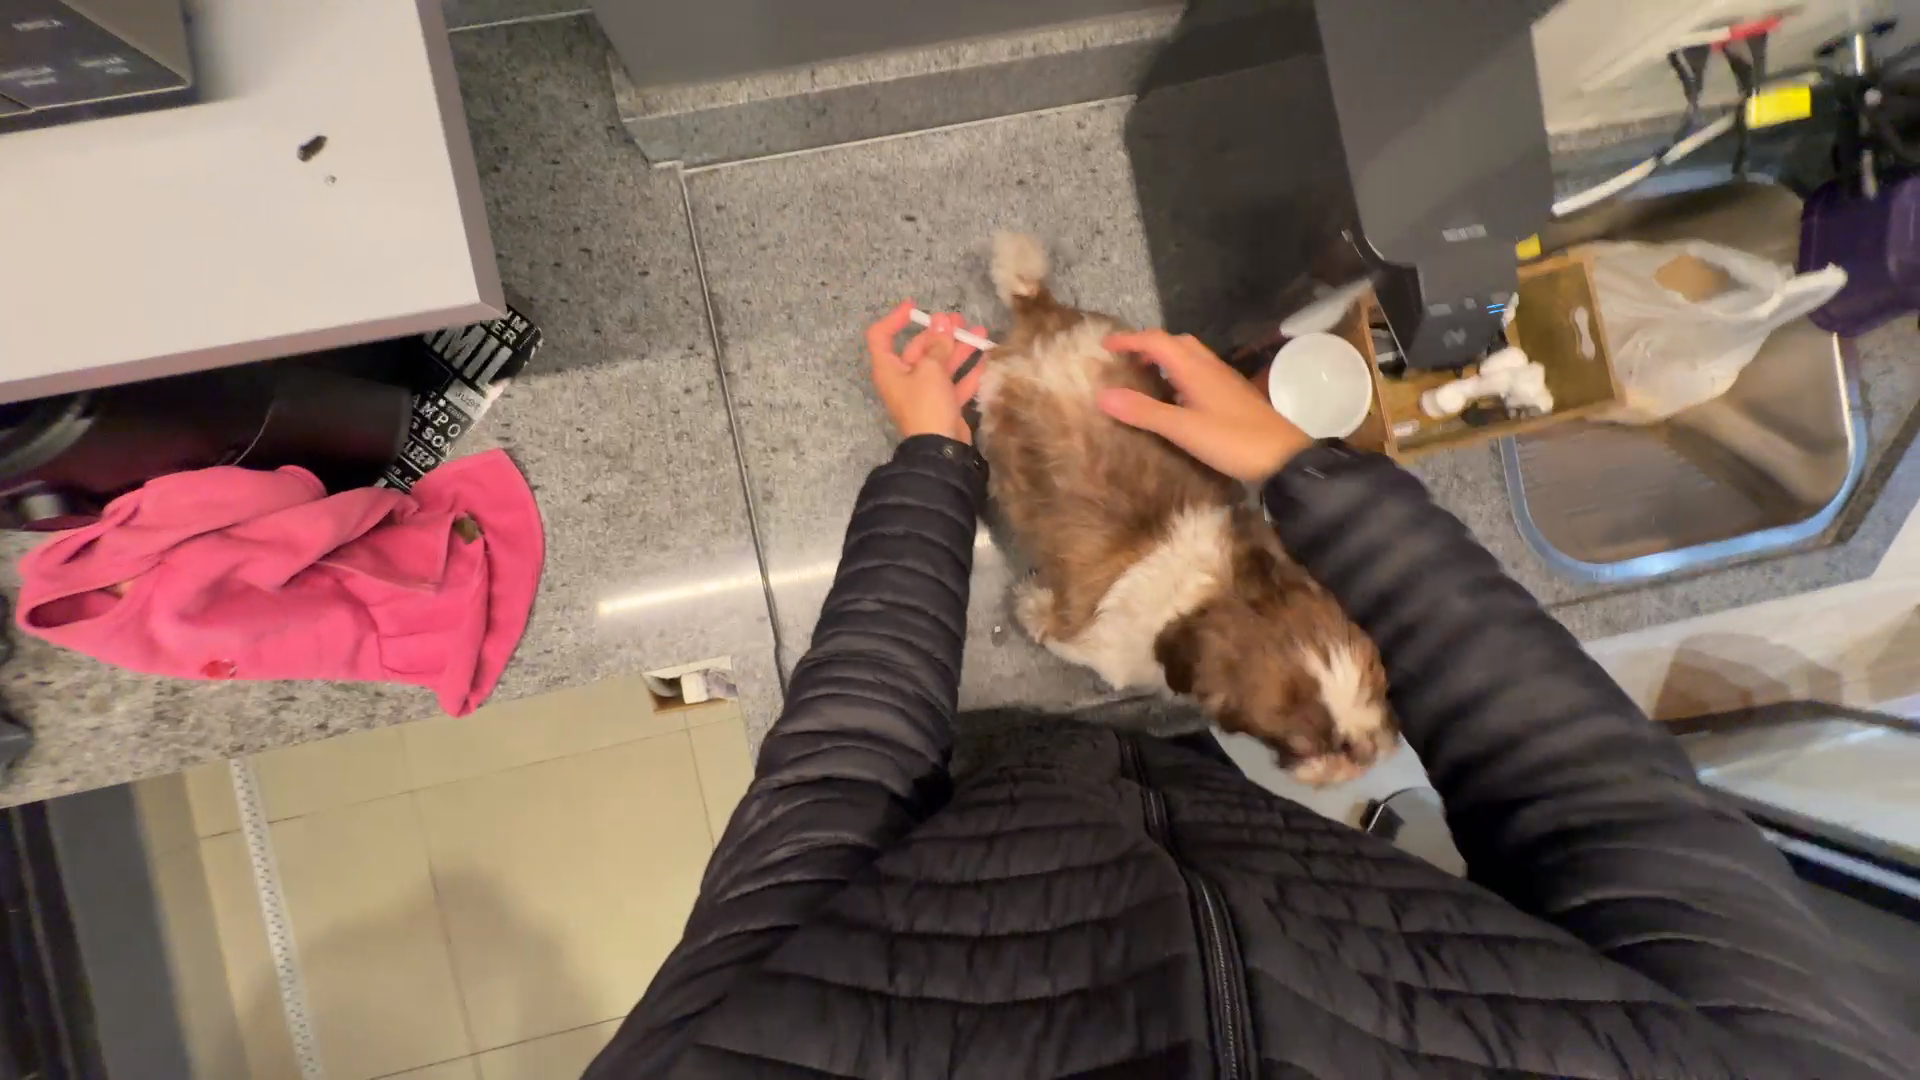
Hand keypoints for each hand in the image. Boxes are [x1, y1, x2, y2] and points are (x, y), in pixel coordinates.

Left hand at [866, 301, 987, 444]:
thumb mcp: (931, 369)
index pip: (881, 336)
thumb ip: (938, 343)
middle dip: (941, 333)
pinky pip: (954, 383)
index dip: (895, 318)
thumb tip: (943, 321)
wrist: (939, 449)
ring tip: (980, 334)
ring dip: (959, 349)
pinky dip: (968, 372)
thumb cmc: (926, 404)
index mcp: (889, 368)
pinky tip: (986, 359)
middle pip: (919, 348)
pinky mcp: (941, 406)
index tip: (914, 306)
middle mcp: (903, 379)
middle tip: (961, 321)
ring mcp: (923, 393)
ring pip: (940, 365)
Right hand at [1099, 331, 1313, 482]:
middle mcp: (1210, 367)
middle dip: (1147, 346)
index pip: (1157, 342)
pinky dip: (1179, 375)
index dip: (1129, 340)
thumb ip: (1144, 412)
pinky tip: (1175, 397)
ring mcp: (1224, 380)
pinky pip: (1199, 373)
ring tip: (1144, 377)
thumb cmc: (1233, 440)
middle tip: (1125, 361)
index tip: (1105, 348)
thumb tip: (1103, 396)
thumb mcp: (1183, 429)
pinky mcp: (1232, 395)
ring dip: (1165, 359)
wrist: (1284, 457)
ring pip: (1190, 357)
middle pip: (1176, 342)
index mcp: (1196, 369)